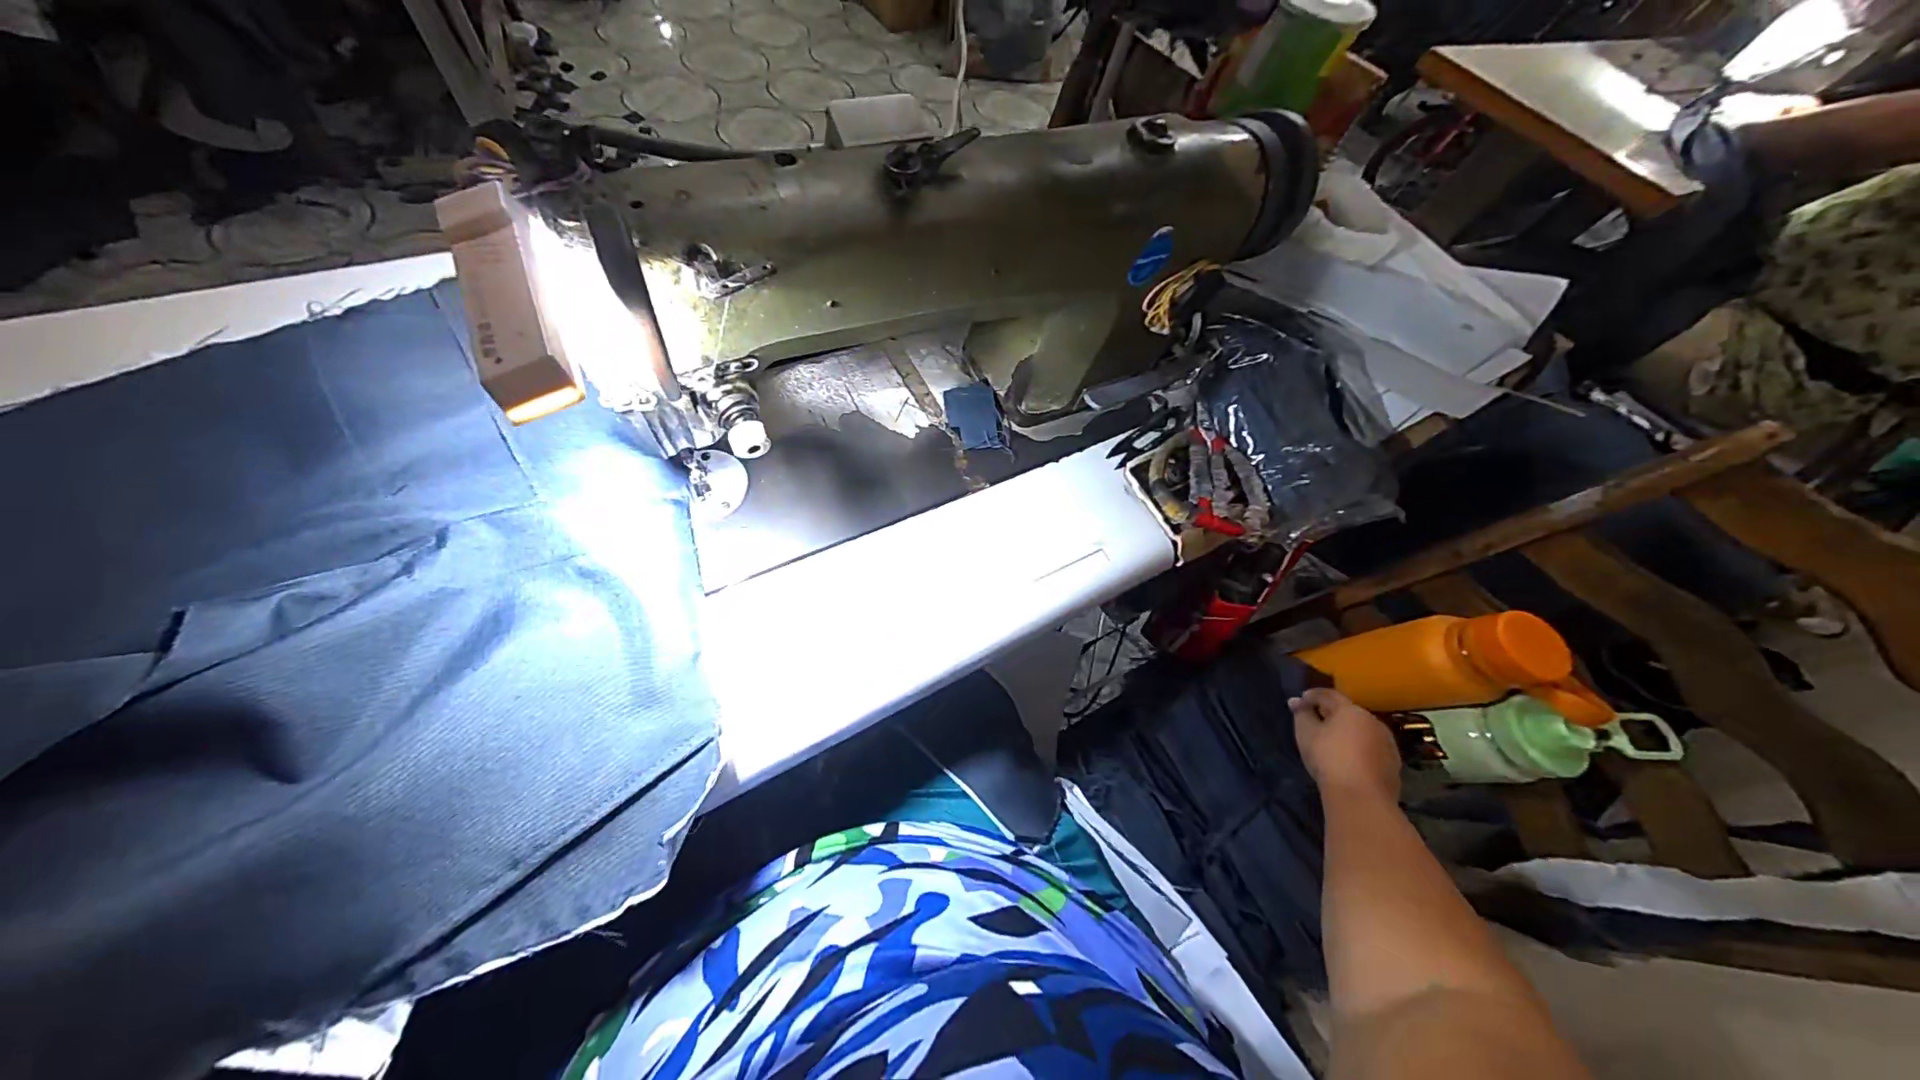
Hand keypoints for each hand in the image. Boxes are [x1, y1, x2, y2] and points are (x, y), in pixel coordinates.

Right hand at [1290, 688, 1401, 802]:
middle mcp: (1373, 721)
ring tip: (1334, 742)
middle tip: (1316, 722)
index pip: (1329, 695)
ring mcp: (1387, 743)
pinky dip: (1360, 749)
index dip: (1312, 696)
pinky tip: (1350, 760)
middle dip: (1332, 714)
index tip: (1300, 701)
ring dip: (1349, 732)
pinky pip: (1372, 749)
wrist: (1362, 797)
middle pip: (1349, 712)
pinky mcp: (1393, 764)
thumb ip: (1301, 714)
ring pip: (1363, 731)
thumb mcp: (1306, 734)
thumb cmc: (1329, 758)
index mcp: (1351, 710)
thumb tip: (1297, 701)